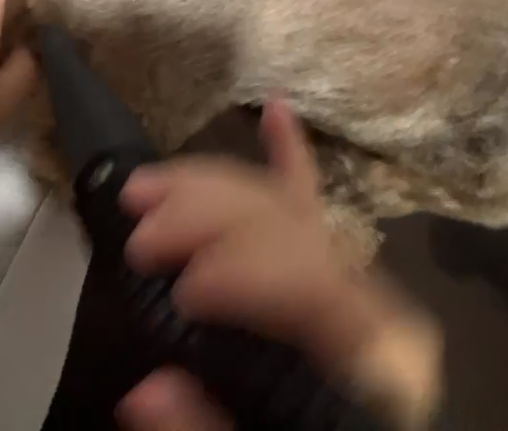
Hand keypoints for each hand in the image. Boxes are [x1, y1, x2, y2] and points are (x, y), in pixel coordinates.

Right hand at [114, 101, 442, 430]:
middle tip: (139, 236)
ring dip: (207, 183)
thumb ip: (210, 429)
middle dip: (202, 216)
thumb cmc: (316, 430)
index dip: (236, 271)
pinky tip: (276, 109)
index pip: (303, 279)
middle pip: (281, 224)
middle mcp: (367, 294)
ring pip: (278, 201)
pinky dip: (289, 155)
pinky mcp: (334, 268)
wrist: (363, 428)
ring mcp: (352, 272)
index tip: (177, 292)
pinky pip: (312, 204)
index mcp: (368, 349)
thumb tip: (143, 390)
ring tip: (146, 185)